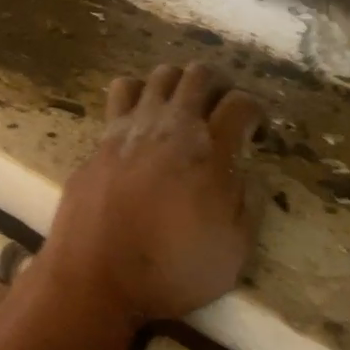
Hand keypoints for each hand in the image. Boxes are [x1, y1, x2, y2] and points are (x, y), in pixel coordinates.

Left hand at [40, 63, 266, 324]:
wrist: (95, 275)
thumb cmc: (170, 271)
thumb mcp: (231, 254)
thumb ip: (248, 207)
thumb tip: (251, 177)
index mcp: (211, 151)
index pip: (241, 103)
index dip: (254, 112)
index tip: (254, 131)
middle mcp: (175, 125)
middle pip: (201, 73)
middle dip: (218, 84)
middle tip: (219, 109)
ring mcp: (135, 124)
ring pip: (162, 74)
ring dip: (178, 83)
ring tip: (182, 106)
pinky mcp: (105, 133)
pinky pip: (123, 90)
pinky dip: (137, 93)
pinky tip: (140, 114)